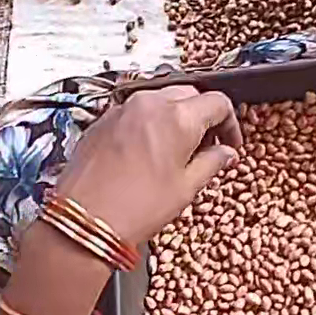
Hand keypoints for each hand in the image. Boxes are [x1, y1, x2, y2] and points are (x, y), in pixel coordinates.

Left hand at [53, 85, 242, 245]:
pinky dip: (149, 123)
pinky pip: (134, 111)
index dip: (230, 124)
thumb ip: (211, 163)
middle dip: (203, 116)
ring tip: (176, 150)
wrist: (85, 220)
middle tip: (206, 147)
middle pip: (189, 94)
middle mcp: (150, 104)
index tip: (229, 144)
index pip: (218, 103)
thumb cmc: (135, 207)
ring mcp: (122, 109)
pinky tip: (148, 151)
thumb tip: (225, 153)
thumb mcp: (185, 189)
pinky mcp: (102, 120)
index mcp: (178, 117)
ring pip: (160, 99)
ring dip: (175, 117)